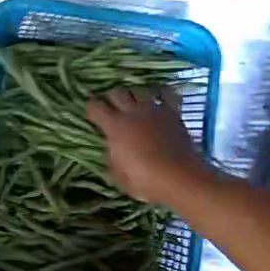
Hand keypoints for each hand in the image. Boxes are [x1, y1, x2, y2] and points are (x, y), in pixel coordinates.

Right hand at [86, 87, 215, 204]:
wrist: (178, 177)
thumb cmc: (144, 180)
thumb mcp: (117, 175)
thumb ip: (111, 157)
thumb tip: (111, 148)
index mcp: (115, 126)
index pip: (95, 107)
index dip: (91, 109)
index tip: (92, 115)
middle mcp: (132, 112)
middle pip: (117, 92)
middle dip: (111, 98)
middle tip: (111, 108)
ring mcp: (154, 110)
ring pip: (139, 89)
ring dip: (133, 94)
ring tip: (134, 104)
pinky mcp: (172, 112)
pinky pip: (165, 94)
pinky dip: (160, 94)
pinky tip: (158, 100)